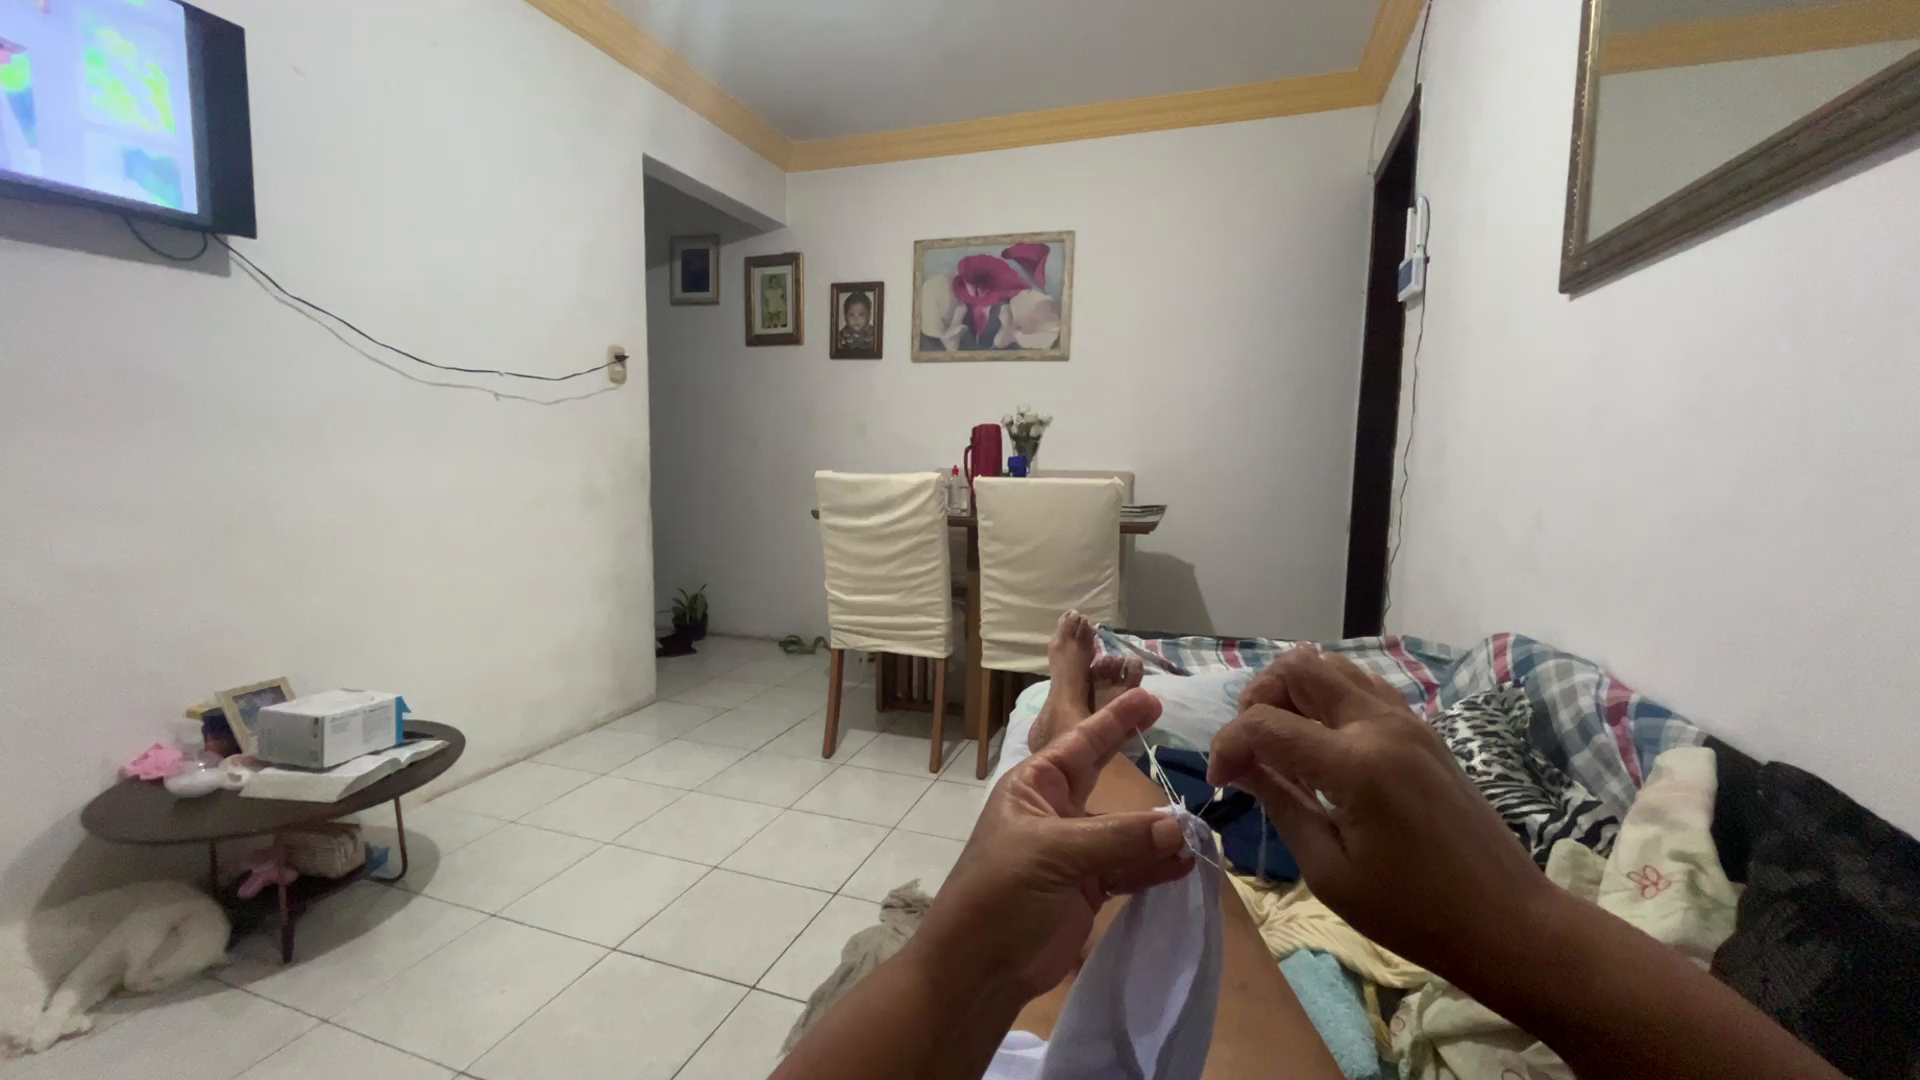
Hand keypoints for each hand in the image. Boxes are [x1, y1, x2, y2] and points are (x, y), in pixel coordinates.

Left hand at [917, 688, 1193, 1000]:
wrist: (980, 966)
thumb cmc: (1001, 891)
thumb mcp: (1054, 853)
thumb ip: (1117, 837)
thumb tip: (1179, 827)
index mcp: (1034, 787)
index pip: (1080, 743)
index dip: (1114, 721)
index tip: (1148, 698)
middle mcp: (1055, 811)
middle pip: (1102, 774)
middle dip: (1132, 753)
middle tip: (1170, 726)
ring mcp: (1073, 851)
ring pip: (1125, 830)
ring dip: (1158, 831)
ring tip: (1197, 830)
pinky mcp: (1087, 888)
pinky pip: (1128, 868)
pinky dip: (1155, 867)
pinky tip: (1184, 865)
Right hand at [1209, 649, 1554, 980]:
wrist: (1510, 924)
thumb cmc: (1413, 913)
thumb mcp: (1327, 870)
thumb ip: (1278, 802)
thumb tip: (1237, 765)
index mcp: (1354, 765)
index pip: (1264, 724)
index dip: (1228, 745)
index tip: (1220, 780)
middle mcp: (1380, 725)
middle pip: (1296, 668)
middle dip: (1256, 699)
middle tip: (1250, 747)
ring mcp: (1406, 721)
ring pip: (1330, 665)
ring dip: (1292, 691)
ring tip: (1281, 737)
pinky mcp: (1421, 729)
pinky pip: (1361, 684)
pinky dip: (1327, 695)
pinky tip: (1320, 737)